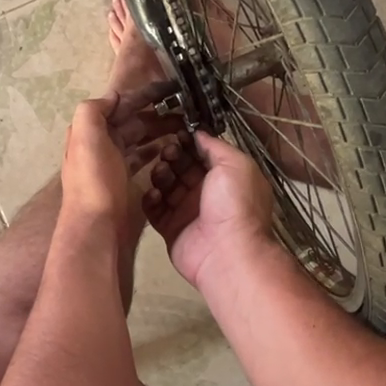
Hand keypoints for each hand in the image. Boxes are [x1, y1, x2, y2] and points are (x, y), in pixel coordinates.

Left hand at [59, 92, 177, 253]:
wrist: (95, 227)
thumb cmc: (93, 180)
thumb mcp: (86, 137)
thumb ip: (94, 110)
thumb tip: (114, 96)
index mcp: (90, 131)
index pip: (119, 105)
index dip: (142, 95)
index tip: (169, 89)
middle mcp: (99, 144)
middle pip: (130, 121)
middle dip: (155, 112)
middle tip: (184, 110)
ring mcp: (111, 163)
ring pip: (137, 138)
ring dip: (158, 130)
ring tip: (182, 127)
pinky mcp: (122, 180)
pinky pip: (140, 157)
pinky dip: (153, 150)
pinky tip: (167, 149)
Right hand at [142, 131, 277, 288]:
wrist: (228, 252)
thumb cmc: (234, 203)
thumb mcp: (235, 164)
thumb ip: (215, 146)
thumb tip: (199, 133)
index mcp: (224, 176)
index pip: (201, 154)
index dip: (188, 142)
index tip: (176, 134)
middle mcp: (205, 192)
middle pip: (181, 167)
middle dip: (172, 156)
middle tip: (166, 153)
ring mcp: (186, 211)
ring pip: (166, 186)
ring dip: (160, 175)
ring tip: (161, 173)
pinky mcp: (170, 228)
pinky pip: (154, 209)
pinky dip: (151, 199)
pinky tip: (153, 193)